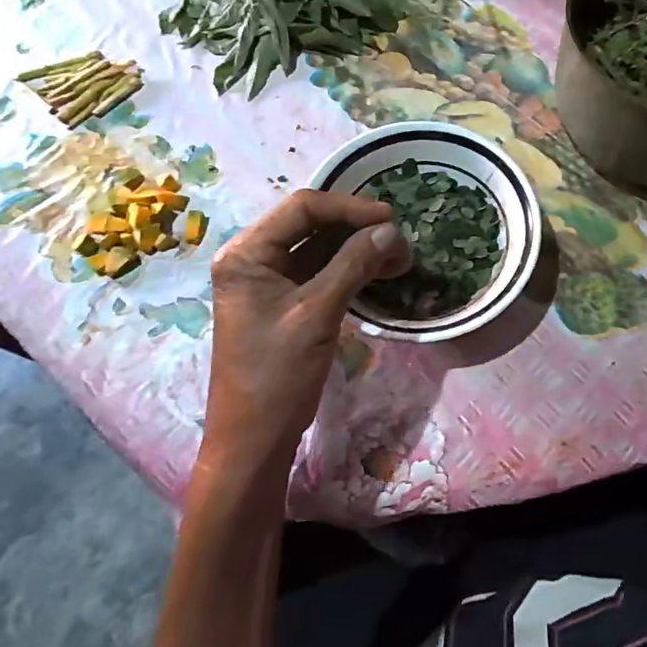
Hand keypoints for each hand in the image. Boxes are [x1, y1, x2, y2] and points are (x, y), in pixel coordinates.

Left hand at [201, 190, 410, 477]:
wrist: (253, 440)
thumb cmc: (276, 376)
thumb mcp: (316, 315)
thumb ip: (353, 265)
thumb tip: (392, 230)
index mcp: (246, 253)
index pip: (301, 208)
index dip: (348, 207)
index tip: (390, 218)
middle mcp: (252, 257)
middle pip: (310, 224)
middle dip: (357, 228)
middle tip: (400, 241)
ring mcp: (268, 280)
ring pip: (318, 247)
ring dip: (358, 248)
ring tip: (400, 258)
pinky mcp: (283, 300)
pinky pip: (319, 271)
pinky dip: (349, 268)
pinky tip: (380, 271)